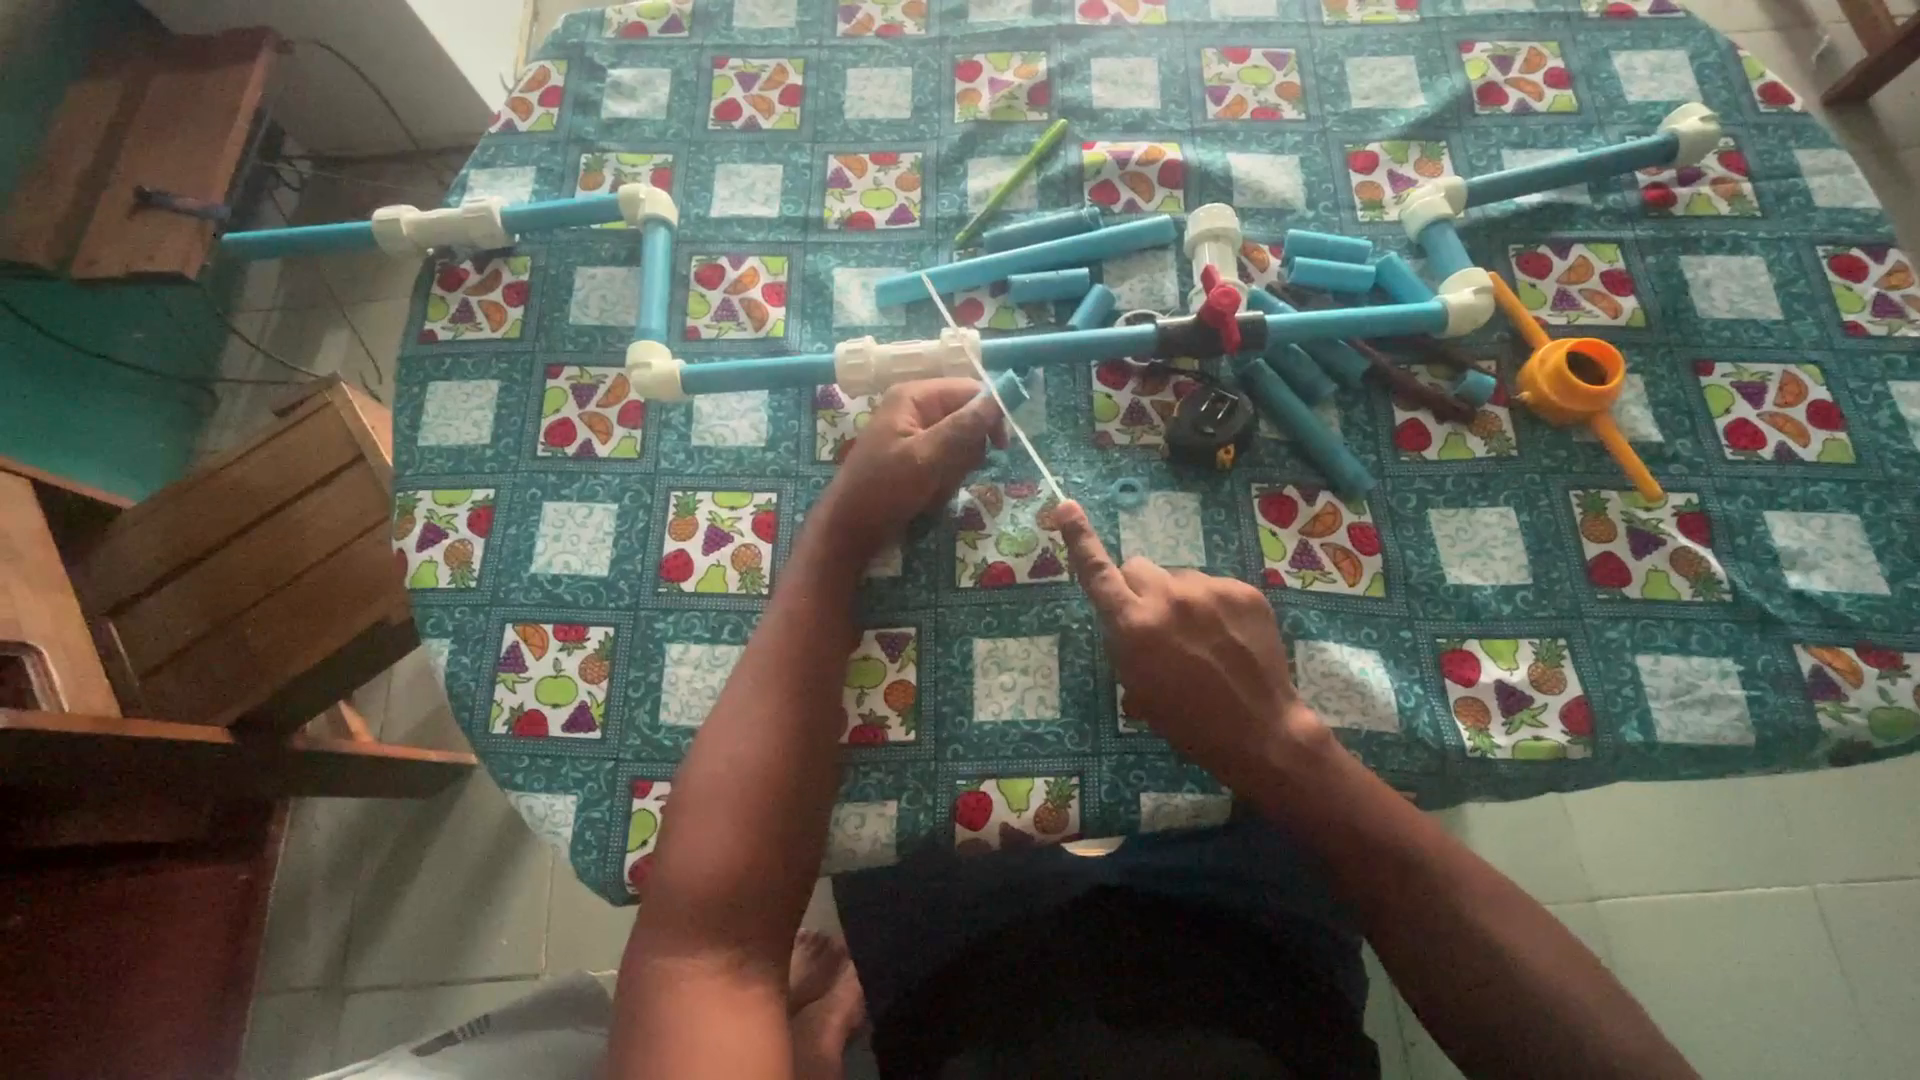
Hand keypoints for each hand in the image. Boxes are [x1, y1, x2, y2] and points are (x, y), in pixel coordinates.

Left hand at [814, 378, 1006, 561]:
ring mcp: (916, 434)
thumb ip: (964, 426)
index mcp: (914, 397)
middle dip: (966, 451)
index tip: (1001, 446)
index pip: (969, 390)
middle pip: (968, 418)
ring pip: (962, 445)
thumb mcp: (926, 457)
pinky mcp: (918, 457)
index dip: (990, 413)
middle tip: (948, 473)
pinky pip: (948, 462)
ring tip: (933, 488)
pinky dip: (945, 480)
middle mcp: (917, 409)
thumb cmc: (884, 489)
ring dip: (955, 470)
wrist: (851, 529)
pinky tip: (928, 495)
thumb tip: (1001, 397)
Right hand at [1055, 501, 1320, 786]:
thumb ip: (1125, 642)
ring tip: (1201, 639)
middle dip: (1138, 589)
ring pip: (1178, 578)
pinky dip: (1214, 607)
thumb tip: (1127, 622)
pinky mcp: (1243, 591)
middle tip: (1155, 624)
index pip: (1097, 573)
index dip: (1078, 539)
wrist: (1261, 730)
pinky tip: (1228, 638)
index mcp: (1134, 626)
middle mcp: (1168, 598)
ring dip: (1179, 600)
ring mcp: (1209, 590)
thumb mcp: (1138, 686)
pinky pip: (1214, 587)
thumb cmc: (1188, 720)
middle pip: (1138, 568)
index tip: (1065, 506)